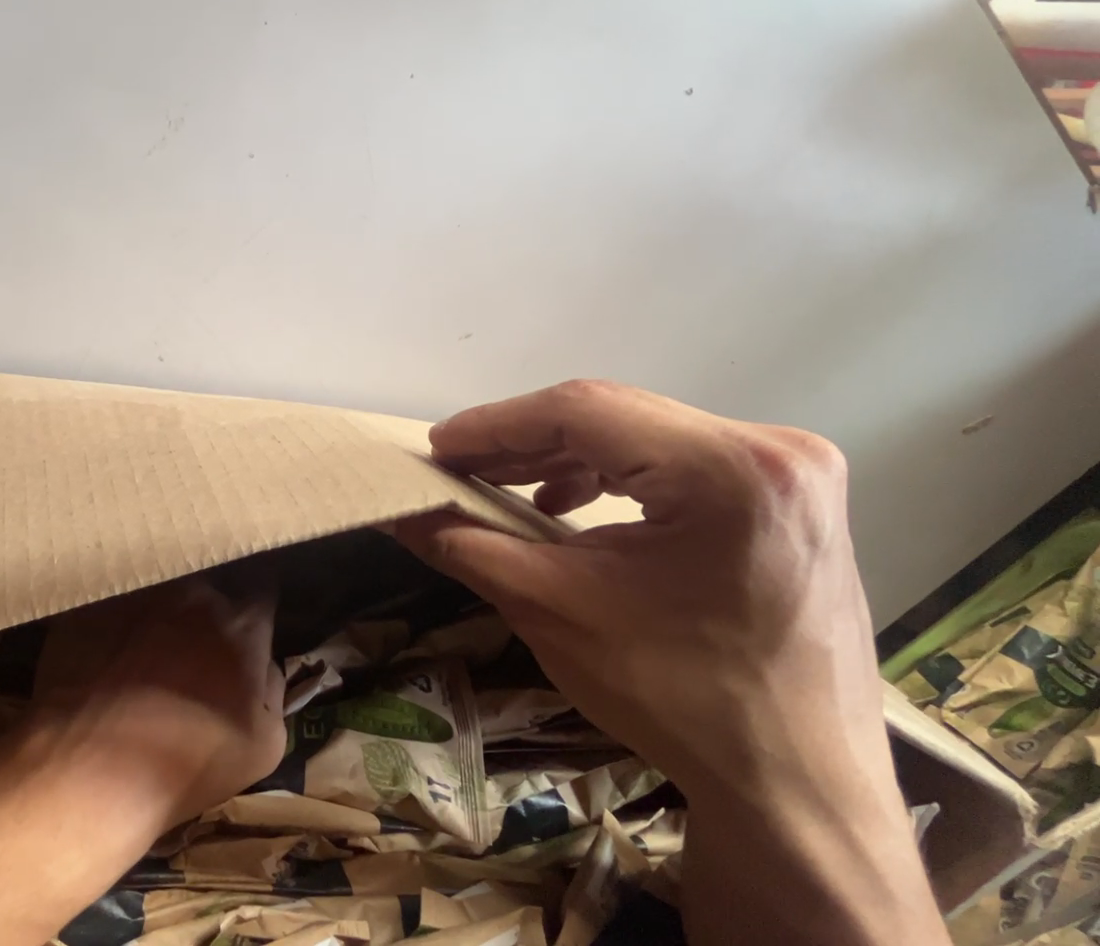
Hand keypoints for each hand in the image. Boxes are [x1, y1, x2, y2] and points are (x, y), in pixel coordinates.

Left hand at [22, 577, 287, 830]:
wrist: (90, 770)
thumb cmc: (185, 765)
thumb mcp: (264, 746)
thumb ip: (272, 688)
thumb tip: (262, 664)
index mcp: (241, 621)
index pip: (264, 590)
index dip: (258, 609)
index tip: (252, 628)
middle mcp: (191, 593)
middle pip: (208, 591)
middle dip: (206, 615)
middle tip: (195, 653)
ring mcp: (136, 596)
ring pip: (159, 597)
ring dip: (160, 620)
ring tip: (146, 660)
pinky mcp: (89, 608)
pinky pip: (113, 611)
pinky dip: (116, 631)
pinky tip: (105, 665)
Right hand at [393, 380, 945, 945]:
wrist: (798, 786)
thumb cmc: (677, 696)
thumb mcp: (553, 609)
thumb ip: (466, 545)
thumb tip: (398, 511)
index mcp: (728, 469)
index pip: (583, 411)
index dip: (495, 425)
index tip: (435, 449)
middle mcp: (772, 449)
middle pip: (614, 416)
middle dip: (522, 441)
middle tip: (456, 467)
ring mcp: (790, 472)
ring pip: (642, 434)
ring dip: (560, 456)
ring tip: (499, 486)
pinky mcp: (788, 499)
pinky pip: (675, 461)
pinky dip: (609, 476)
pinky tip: (565, 506)